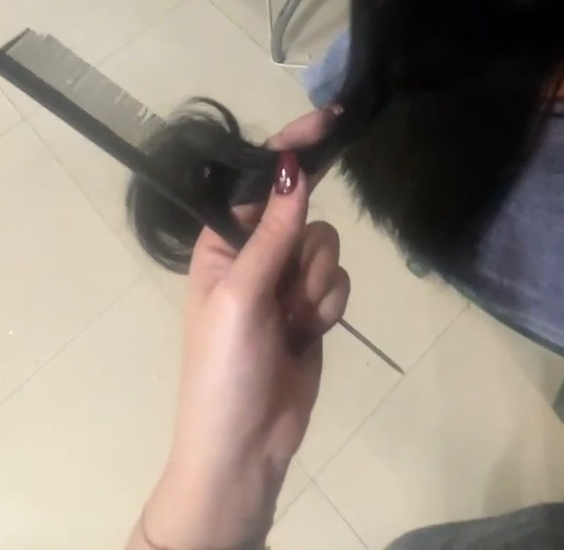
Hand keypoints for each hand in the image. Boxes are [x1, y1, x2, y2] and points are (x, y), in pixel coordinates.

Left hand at [135, 111, 348, 549]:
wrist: (247, 446)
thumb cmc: (226, 367)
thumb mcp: (242, 294)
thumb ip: (273, 231)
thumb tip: (293, 168)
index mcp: (223, 238)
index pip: (262, 177)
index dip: (294, 145)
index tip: (331, 117)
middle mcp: (256, 249)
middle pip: (305, 211)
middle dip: (305, 252)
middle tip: (287, 291)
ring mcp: (286, 277)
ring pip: (327, 245)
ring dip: (315, 288)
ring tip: (291, 325)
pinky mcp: (313, 303)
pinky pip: (339, 279)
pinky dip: (328, 306)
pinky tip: (308, 335)